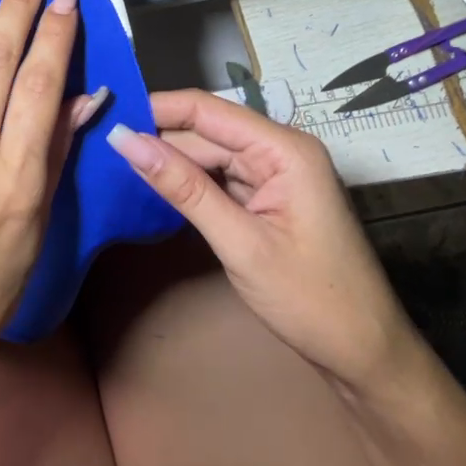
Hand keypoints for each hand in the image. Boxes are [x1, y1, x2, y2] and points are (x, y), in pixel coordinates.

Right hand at [104, 90, 418, 390]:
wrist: (366, 358)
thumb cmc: (312, 300)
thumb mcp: (240, 243)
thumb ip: (181, 187)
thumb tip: (123, 139)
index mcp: (284, 149)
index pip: (205, 109)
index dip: (153, 108)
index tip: (103, 117)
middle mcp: (279, 150)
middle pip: (202, 131)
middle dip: (155, 139)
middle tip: (99, 150)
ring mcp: (273, 174)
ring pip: (204, 154)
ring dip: (167, 162)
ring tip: (114, 167)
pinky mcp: (266, 196)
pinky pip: (216, 176)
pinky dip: (186, 183)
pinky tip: (152, 188)